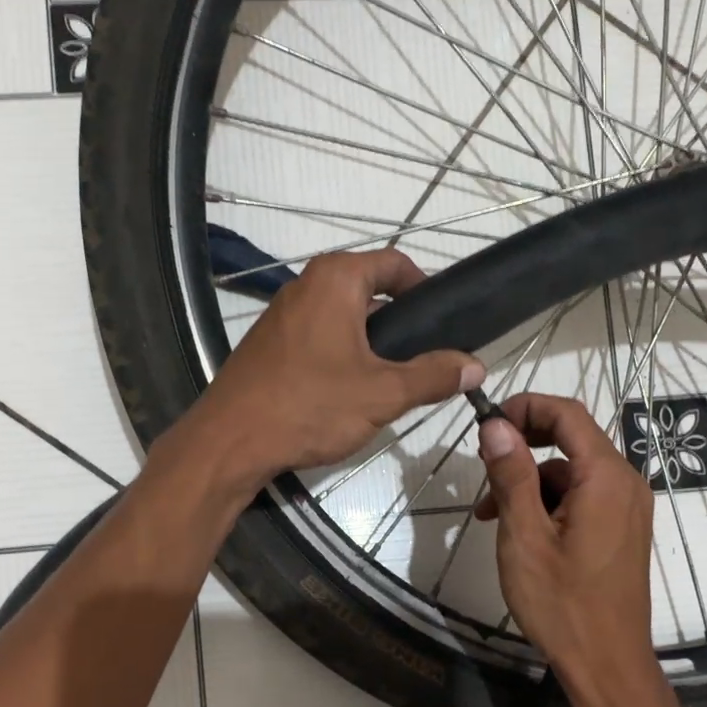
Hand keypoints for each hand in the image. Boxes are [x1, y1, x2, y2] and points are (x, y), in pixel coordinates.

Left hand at [176, 249, 483, 486]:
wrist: (230, 443)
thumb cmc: (309, 406)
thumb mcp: (382, 393)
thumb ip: (433, 376)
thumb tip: (476, 366)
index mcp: (336, 279)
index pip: (395, 263)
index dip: (426, 289)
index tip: (444, 324)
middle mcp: (306, 285)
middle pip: (369, 291)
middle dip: (400, 325)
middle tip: (423, 364)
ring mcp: (282, 316)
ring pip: (343, 319)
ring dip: (370, 346)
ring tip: (390, 385)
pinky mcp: (269, 346)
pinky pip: (318, 339)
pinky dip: (340, 357)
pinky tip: (348, 397)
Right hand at [474, 393, 655, 691]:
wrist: (607, 665)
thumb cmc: (562, 604)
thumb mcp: (524, 537)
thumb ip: (511, 475)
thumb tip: (495, 424)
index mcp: (606, 477)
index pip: (567, 415)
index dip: (524, 408)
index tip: (484, 424)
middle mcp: (626, 483)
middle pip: (571, 440)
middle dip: (522, 447)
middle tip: (480, 468)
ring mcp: (628, 508)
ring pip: (571, 473)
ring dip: (529, 482)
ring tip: (488, 516)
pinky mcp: (622, 530)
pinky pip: (582, 498)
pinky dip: (547, 503)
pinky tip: (518, 530)